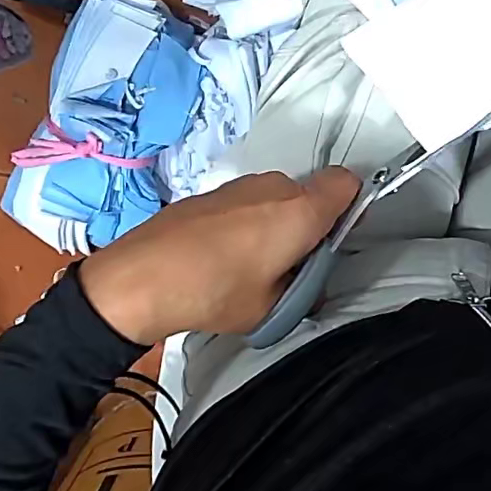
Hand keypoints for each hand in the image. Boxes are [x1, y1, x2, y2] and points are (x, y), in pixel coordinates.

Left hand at [79, 168, 361, 344]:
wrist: (140, 279)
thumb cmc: (213, 291)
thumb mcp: (272, 307)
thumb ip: (303, 289)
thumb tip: (306, 285)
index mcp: (301, 211)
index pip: (348, 184)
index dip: (351, 208)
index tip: (337, 236)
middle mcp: (276, 188)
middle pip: (312, 194)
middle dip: (310, 223)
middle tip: (294, 263)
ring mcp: (242, 185)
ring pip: (278, 197)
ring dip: (277, 222)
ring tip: (253, 264)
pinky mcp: (214, 191)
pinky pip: (248, 200)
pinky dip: (248, 221)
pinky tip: (224, 254)